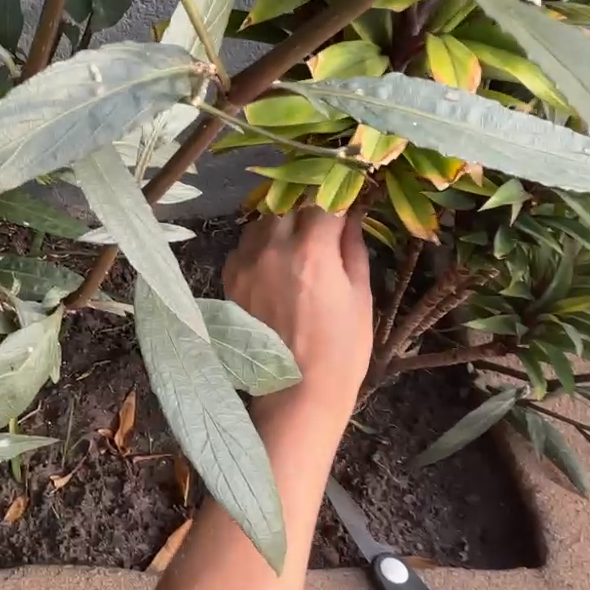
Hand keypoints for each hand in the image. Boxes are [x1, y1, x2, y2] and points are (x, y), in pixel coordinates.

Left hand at [222, 208, 373, 399]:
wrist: (295, 390)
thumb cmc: (340, 349)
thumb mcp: (359, 296)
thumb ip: (352, 248)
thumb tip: (351, 215)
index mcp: (311, 252)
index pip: (324, 202)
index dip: (338, 199)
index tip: (346, 202)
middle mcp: (272, 249)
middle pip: (290, 206)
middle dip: (308, 209)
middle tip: (323, 223)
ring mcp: (246, 263)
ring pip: (262, 222)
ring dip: (281, 223)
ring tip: (297, 243)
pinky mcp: (230, 278)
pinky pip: (244, 245)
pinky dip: (260, 245)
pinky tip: (274, 262)